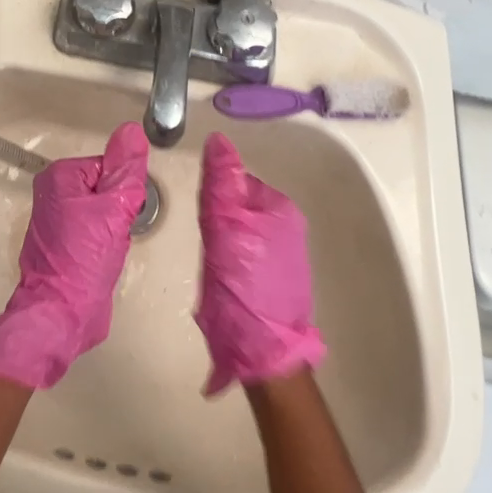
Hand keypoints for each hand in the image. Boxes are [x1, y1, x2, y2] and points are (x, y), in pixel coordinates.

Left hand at [0, 122, 150, 389]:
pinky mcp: (65, 243)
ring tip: (108, 249)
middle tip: (114, 234)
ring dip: (114, 230)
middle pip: (107, 187)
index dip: (123, 191)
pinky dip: (106, 244)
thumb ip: (127, 171)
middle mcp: (53, 193)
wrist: (62, 315)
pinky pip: (97, 232)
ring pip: (105, 211)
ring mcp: (57, 220)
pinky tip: (103, 259)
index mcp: (59, 176)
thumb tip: (132, 132)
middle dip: (119, 211)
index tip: (120, 213)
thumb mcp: (114, 210)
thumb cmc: (82, 261)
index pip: (109, 165)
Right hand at [195, 132, 325, 394]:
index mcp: (278, 207)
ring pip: (242, 231)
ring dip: (225, 242)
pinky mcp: (281, 280)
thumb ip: (220, 184)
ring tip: (216, 267)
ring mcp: (287, 255)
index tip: (202, 221)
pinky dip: (234, 261)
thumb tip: (218, 140)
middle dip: (218, 220)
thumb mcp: (223, 227)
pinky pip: (249, 254)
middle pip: (239, 206)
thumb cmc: (240, 284)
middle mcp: (288, 226)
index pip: (235, 181)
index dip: (212, 198)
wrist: (263, 352)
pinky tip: (228, 281)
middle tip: (207, 247)